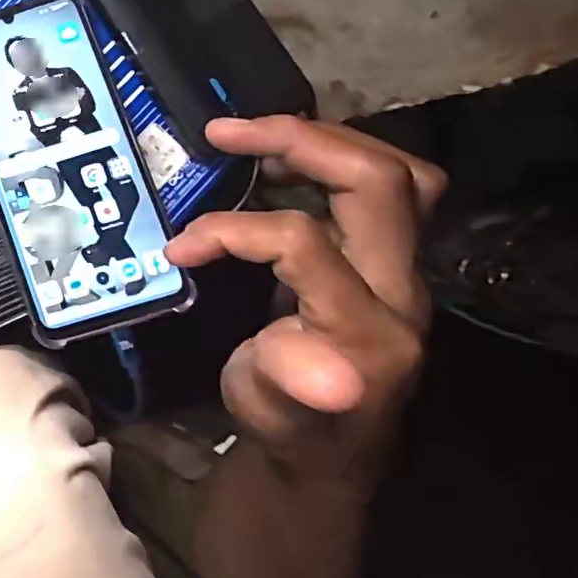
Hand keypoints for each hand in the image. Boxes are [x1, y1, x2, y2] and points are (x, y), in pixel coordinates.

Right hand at [166, 116, 445, 489]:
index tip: (179, 248)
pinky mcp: (384, 258)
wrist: (329, 444)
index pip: (301, 239)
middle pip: (378, 182)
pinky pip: (377, 187)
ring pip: (393, 174)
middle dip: (297, 140)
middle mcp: (398, 287)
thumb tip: (326, 377)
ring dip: (321, 139)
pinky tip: (279, 165)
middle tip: (225, 132)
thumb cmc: (291, 426)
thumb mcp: (276, 414)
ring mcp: (398, 268)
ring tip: (254, 136)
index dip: (229, 230)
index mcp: (365, 325)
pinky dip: (328, 158)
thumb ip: (293, 388)